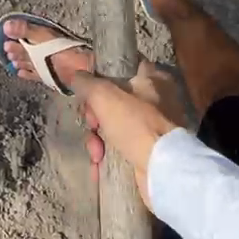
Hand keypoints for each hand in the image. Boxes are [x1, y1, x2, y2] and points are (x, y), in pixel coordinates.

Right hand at [73, 61, 185, 206]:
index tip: (86, 93)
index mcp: (153, 78)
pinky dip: (108, 156)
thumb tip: (76, 76)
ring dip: (97, 140)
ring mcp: (153, 128)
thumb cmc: (135, 124)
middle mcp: (157, 100)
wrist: (162, 171)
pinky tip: (99, 165)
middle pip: (113, 100)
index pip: (120, 68)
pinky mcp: (150, 152)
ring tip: (96, 154)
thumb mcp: (103, 95)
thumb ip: (86, 82)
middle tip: (92, 125)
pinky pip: (121, 148)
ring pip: (114, 126)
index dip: (99, 78)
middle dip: (95, 117)